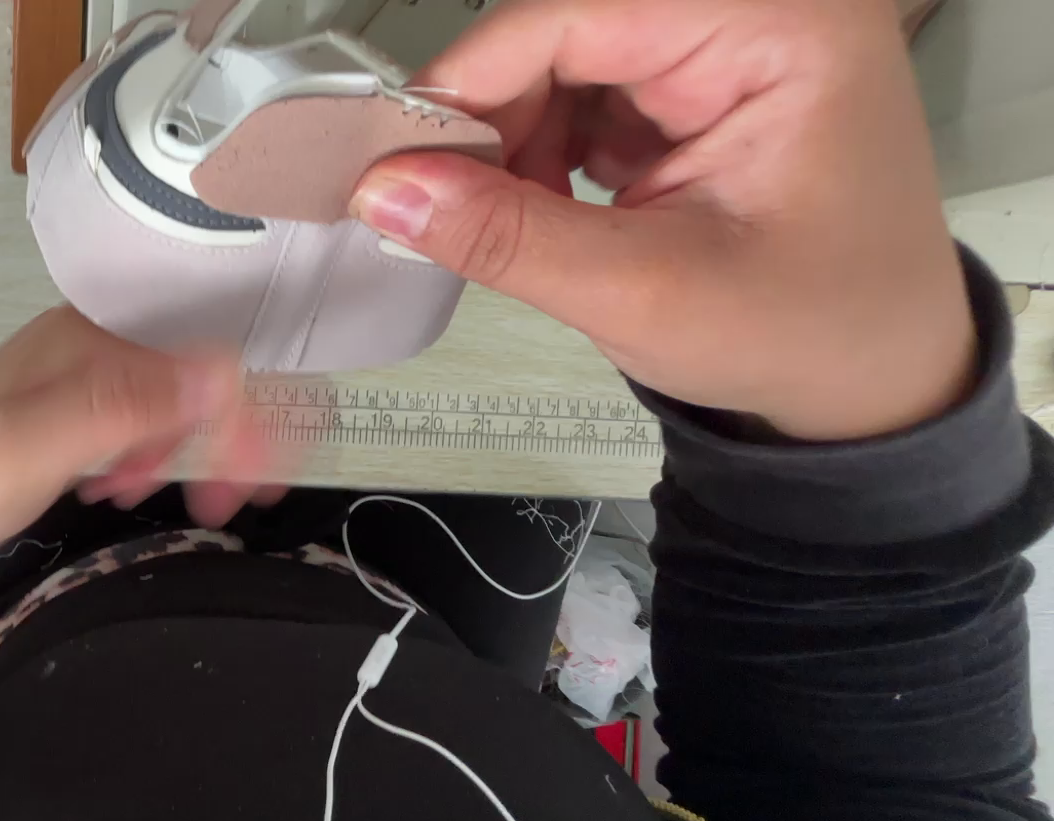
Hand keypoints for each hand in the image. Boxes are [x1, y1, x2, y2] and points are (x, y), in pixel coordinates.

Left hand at [0, 306, 279, 561]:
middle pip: (196, 379)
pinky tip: (119, 485)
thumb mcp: (30, 446)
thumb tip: (218, 376)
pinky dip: (147, 460)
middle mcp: (93, 347)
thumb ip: (119, 407)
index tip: (258, 480)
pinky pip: (140, 426)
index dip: (243, 416)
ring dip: (183, 454)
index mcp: (89, 342)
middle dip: (225, 439)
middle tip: (227, 502)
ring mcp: (85, 379)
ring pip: (172, 406)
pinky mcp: (76, 411)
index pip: (202, 359)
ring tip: (142, 495)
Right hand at [349, 0, 975, 440]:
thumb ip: (503, 237)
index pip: (577, 9)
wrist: (856, 367)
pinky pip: (570, 105)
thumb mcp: (633, 291)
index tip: (390, 165)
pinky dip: (526, 160)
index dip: (468, 79)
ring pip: (553, 68)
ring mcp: (712, 56)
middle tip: (439, 208)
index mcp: (773, 29)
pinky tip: (527, 210)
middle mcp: (744, 18)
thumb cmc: (784, 331)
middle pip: (561, 30)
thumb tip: (381, 191)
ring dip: (501, 145)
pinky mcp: (681, 100)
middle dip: (484, 119)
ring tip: (498, 222)